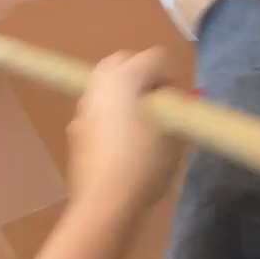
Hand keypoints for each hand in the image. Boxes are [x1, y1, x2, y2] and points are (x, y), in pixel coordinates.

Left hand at [66, 49, 178, 219]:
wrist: (106, 201)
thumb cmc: (146, 164)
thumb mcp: (176, 138)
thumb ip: (182, 114)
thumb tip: (182, 107)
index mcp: (126, 77)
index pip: (156, 57)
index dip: (173, 77)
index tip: (181, 103)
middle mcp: (100, 84)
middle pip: (124, 62)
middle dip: (145, 76)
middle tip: (161, 103)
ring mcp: (84, 105)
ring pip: (108, 85)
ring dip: (127, 93)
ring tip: (144, 122)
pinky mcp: (77, 127)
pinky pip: (98, 108)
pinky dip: (112, 112)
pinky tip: (124, 140)